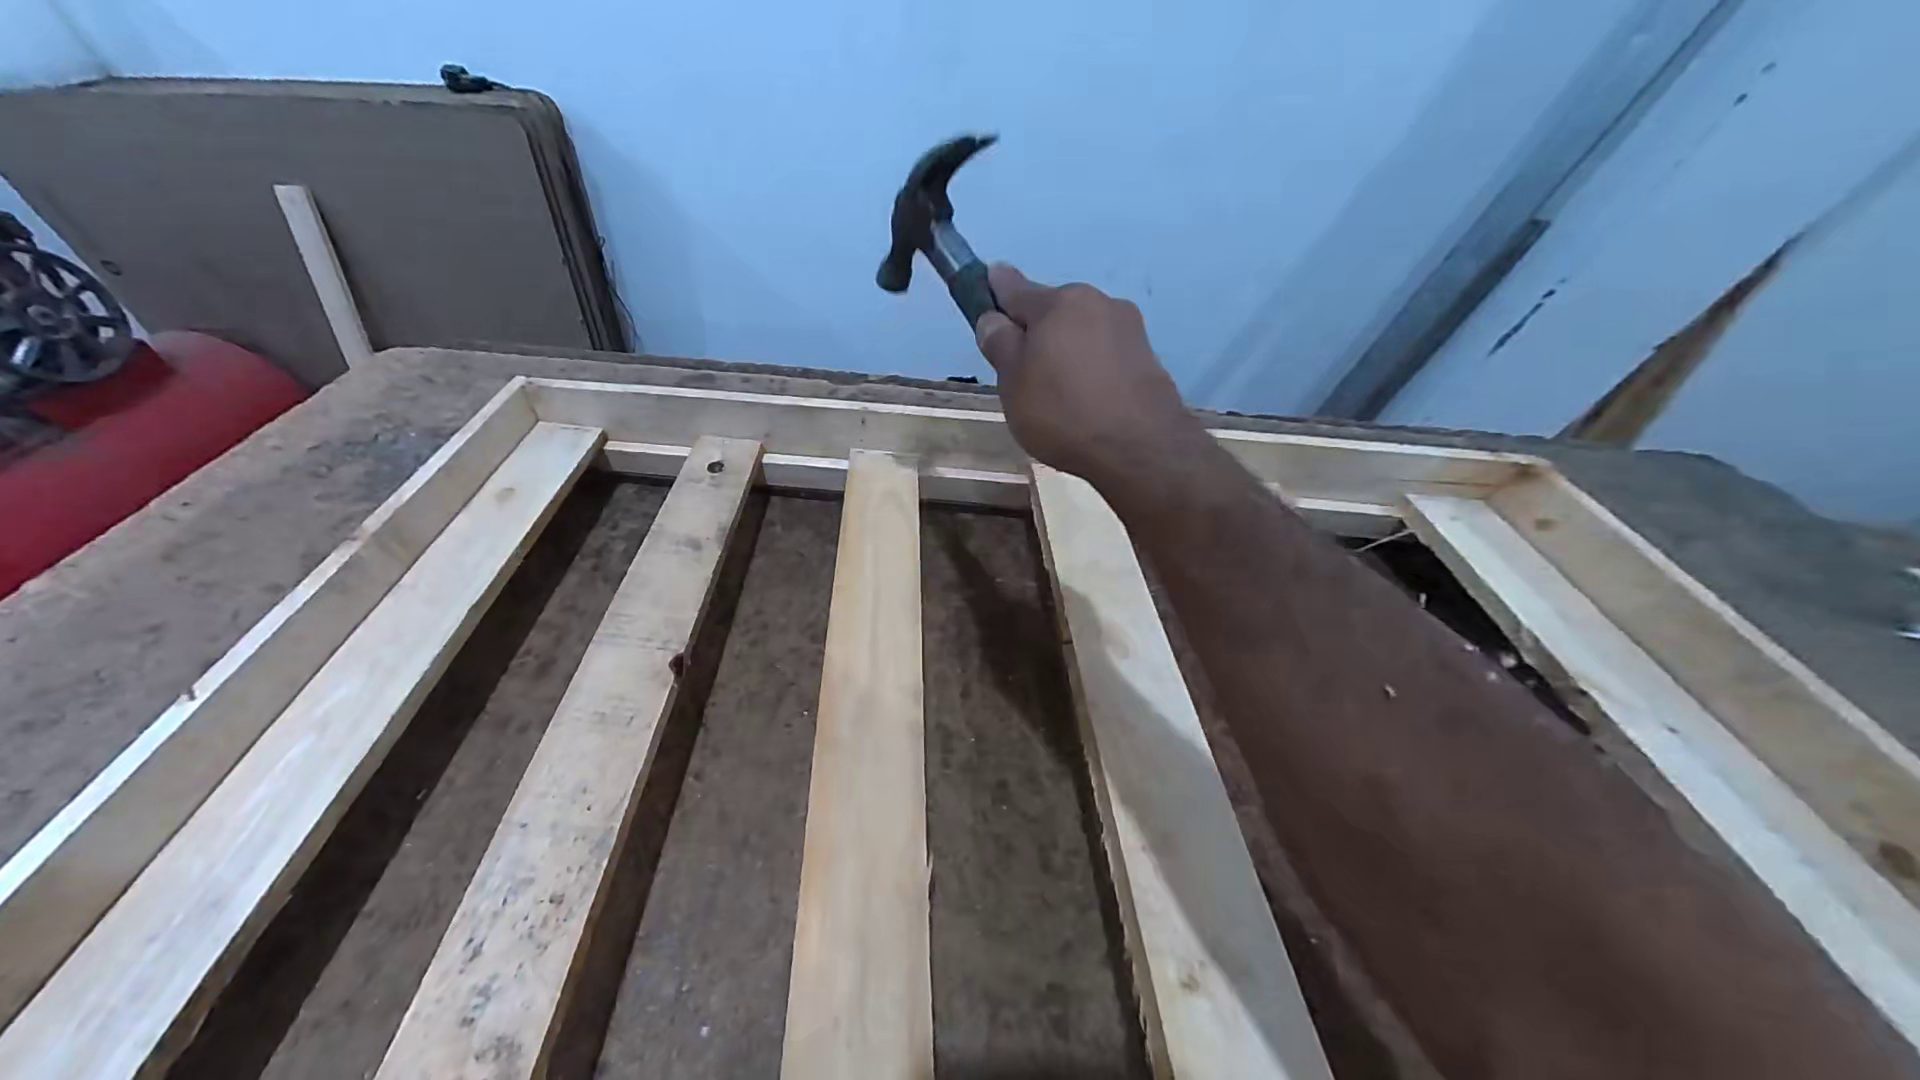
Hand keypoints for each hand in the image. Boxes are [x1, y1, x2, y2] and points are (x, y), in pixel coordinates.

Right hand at [973, 264, 1206, 491]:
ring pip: (1081, 332)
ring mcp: (1128, 327)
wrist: (1140, 447)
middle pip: (1052, 311)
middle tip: (1022, 371)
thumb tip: (993, 317)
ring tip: (1057, 393)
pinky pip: (1104, 354)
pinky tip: (1086, 398)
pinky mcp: (1147, 356)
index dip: (994, 291)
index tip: (985, 291)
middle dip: (1035, 331)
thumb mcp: (1013, 384)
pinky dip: (1090, 368)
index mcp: (1058, 302)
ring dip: (1065, 350)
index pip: (1014, 288)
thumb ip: (1000, 344)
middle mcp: (1096, 302)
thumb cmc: (1063, 413)